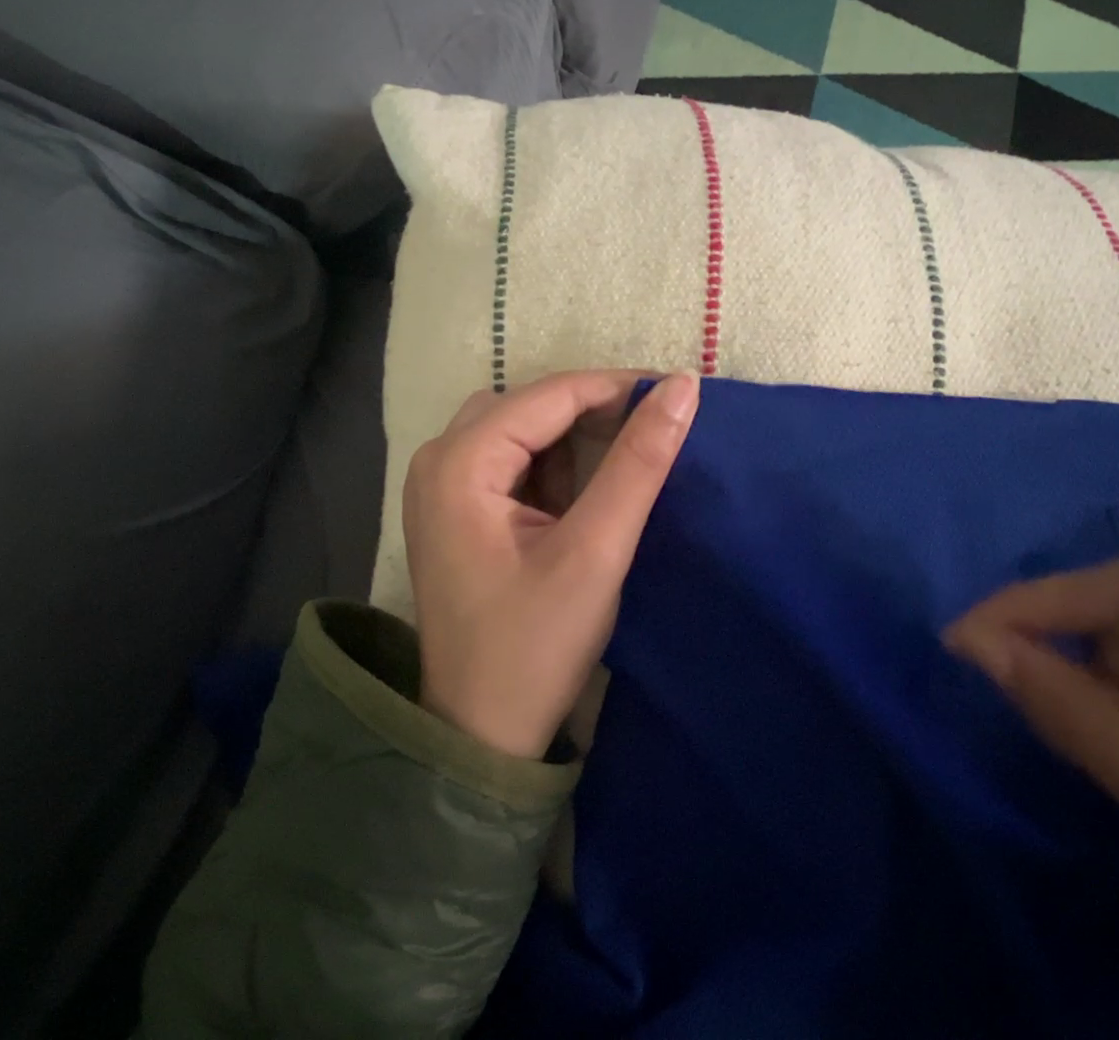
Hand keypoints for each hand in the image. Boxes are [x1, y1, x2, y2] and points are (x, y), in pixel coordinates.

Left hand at [403, 370, 698, 759]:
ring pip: (517, 434)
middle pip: (526, 407)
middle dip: (592, 412)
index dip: (616, 387)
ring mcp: (440, 491)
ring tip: (631, 460)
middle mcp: (437, 463)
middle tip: (656, 432)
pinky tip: (590, 491)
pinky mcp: (454, 517)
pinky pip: (507, 467)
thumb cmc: (535, 647)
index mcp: (458, 464)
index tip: (679, 395)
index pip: (547, 396)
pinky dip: (552, 469)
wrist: (482, 731)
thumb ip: (637, 466)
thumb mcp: (594, 552)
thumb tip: (681, 387)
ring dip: (573, 440)